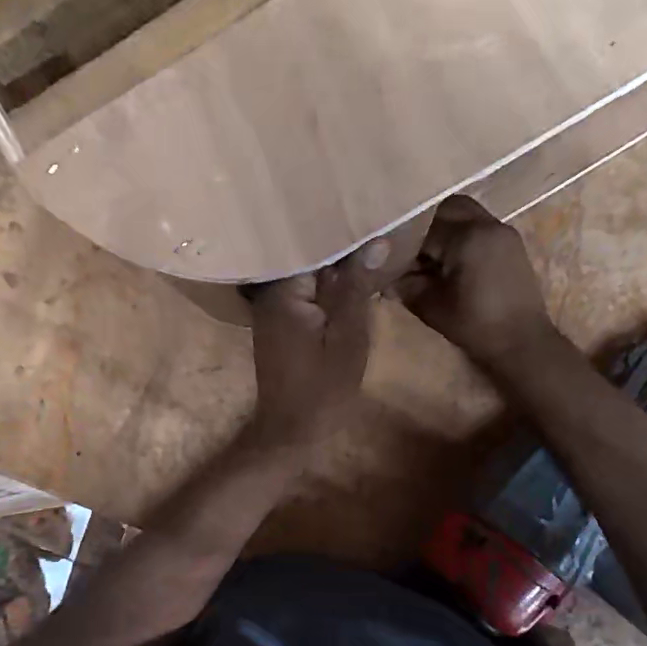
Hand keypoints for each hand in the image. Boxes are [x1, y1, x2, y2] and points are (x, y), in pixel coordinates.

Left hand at [245, 238, 392, 450]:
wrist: (293, 431)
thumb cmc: (324, 387)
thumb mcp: (349, 336)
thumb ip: (358, 287)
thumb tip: (376, 242)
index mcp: (283, 292)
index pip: (309, 244)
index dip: (340, 230)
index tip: (368, 214)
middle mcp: (270, 293)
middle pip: (306, 258)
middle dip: (339, 246)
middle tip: (374, 226)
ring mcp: (272, 310)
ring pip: (307, 276)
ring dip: (334, 268)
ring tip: (368, 245)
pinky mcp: (280, 324)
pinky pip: (305, 294)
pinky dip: (325, 288)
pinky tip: (350, 282)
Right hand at [393, 196, 558, 372]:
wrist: (523, 344)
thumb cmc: (476, 326)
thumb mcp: (432, 307)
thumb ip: (406, 285)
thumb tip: (384, 277)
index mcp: (467, 236)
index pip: (424, 224)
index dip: (403, 241)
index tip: (390, 258)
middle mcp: (488, 224)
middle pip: (447, 208)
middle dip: (425, 225)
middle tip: (411, 253)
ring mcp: (504, 232)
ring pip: (465, 214)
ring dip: (445, 229)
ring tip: (431, 258)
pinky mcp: (512, 244)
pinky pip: (480, 226)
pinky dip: (462, 236)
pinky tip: (452, 263)